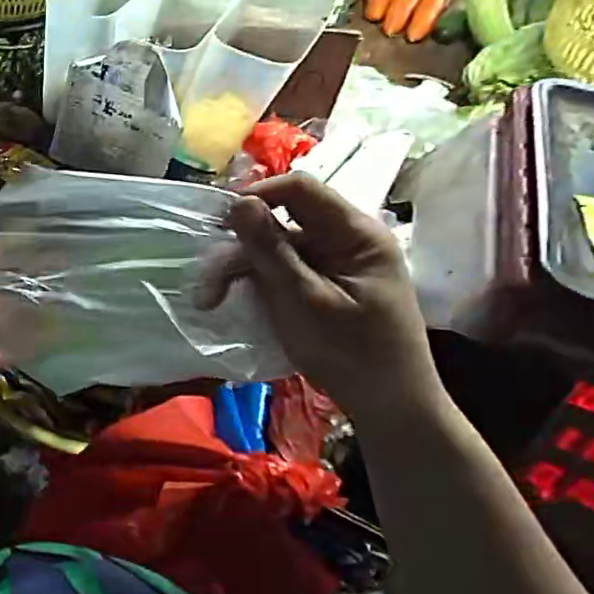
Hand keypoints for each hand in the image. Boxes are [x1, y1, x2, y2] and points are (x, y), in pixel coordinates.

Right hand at [220, 174, 438, 416]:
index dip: (255, 196)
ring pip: (271, 245)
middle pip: (278, 219)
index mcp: (355, 234)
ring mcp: (330, 259)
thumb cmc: (352, 353)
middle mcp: (343, 238)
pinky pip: (277, 265)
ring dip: (237, 269)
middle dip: (237, 246)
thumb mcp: (303, 300)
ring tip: (208, 300)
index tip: (217, 224)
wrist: (388, 404)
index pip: (299, 188)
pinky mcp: (318, 279)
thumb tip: (237, 202)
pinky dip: (250, 280)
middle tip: (205, 282)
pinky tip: (227, 300)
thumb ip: (270, 250)